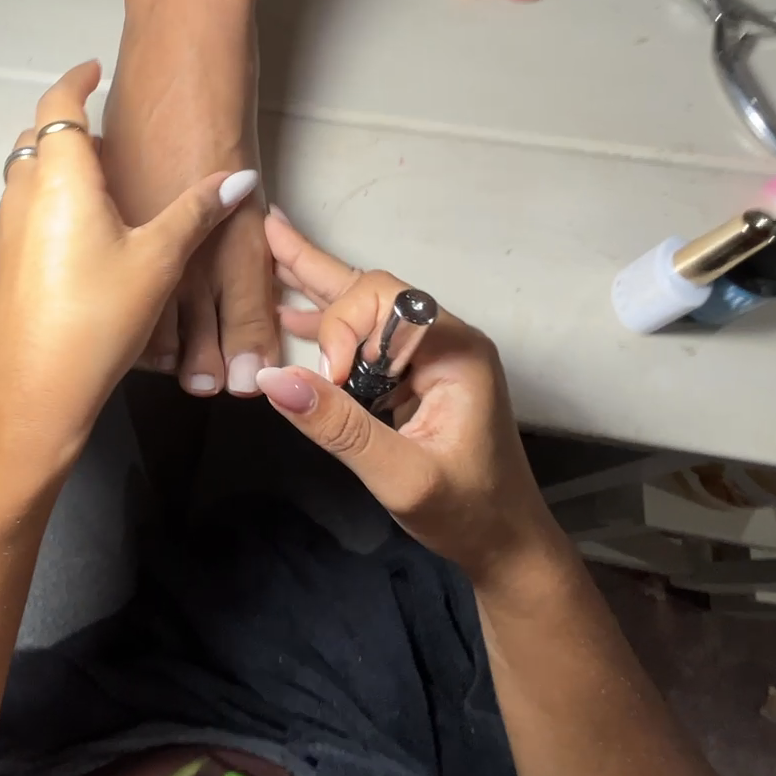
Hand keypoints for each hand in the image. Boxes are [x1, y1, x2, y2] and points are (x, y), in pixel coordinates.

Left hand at [0, 61, 258, 467]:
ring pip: (24, 176)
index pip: (58, 104)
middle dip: (68, 127)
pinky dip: (42, 202)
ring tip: (98, 190)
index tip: (95, 71)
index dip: (76, 81)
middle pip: (35, 138)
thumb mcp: (158, 260)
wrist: (35, 390)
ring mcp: (1, 229)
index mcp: (58, 178)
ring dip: (54, 167)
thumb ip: (196, 211)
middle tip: (110, 143)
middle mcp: (20, 194)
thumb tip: (241, 177)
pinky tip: (75, 240)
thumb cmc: (100, 316)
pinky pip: (19, 211)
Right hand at [252, 209, 559, 583]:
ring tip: (269, 255)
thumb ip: (339, 427)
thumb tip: (270, 379)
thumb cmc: (467, 514)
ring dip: (314, 288)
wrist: (507, 545)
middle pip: (370, 291)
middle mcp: (441, 339)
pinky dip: (323, 325)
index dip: (339, 327)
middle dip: (316, 271)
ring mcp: (426, 355)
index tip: (325, 381)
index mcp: (454, 350)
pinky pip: (361, 337)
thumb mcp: (402, 479)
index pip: (383, 301)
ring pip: (362, 308)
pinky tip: (288, 315)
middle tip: (268, 230)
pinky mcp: (412, 374)